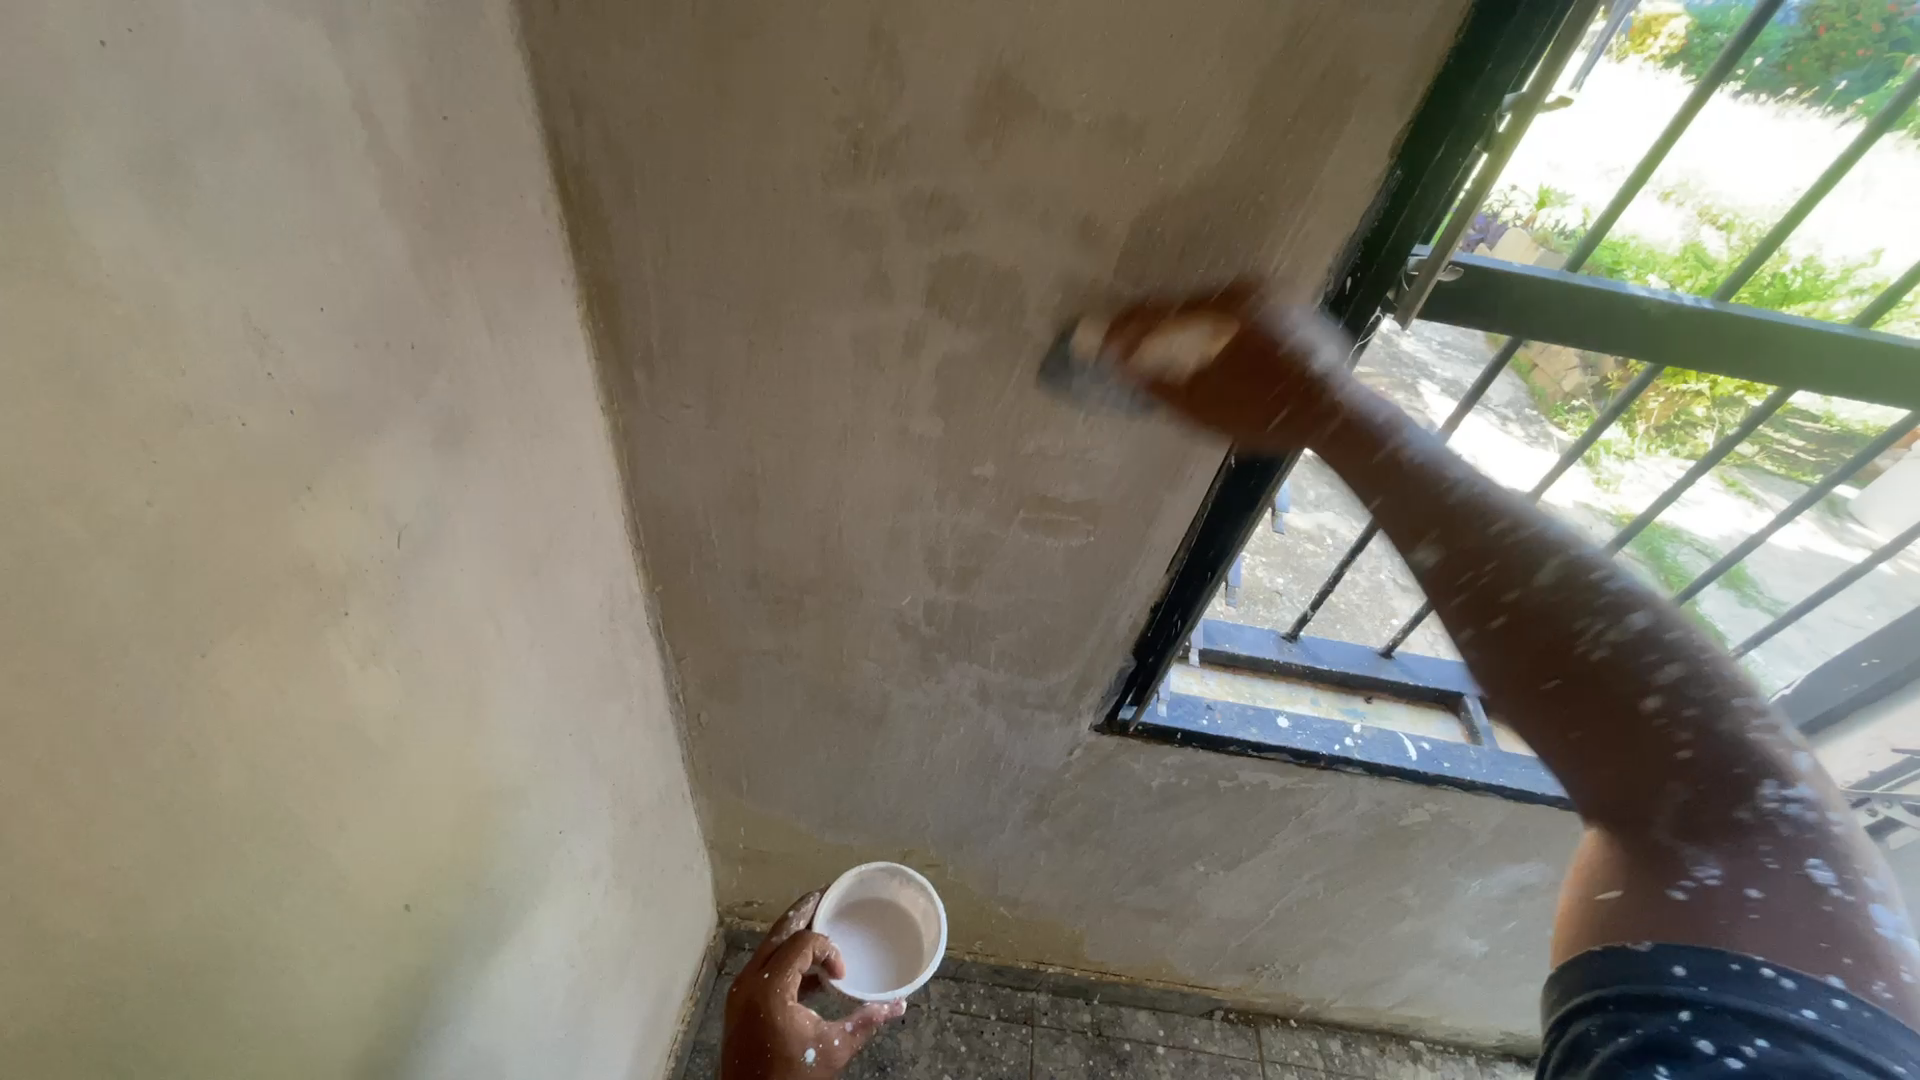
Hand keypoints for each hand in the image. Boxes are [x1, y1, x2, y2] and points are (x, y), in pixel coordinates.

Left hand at [721, 891, 907, 1079]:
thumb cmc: (790, 1079)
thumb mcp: (833, 1051)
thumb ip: (865, 1021)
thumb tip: (898, 1005)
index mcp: (771, 989)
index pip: (802, 943)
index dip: (828, 949)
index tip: (842, 975)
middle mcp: (750, 981)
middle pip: (779, 931)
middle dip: (805, 911)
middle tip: (828, 894)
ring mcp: (741, 991)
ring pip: (769, 945)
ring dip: (794, 932)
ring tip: (820, 922)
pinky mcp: (740, 1002)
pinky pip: (764, 964)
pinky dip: (785, 956)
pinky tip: (808, 969)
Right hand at [1096, 284, 1356, 451]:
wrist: (1339, 417)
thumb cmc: (1265, 411)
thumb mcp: (1201, 405)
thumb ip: (1156, 383)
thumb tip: (1120, 364)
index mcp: (1227, 304)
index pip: (1162, 312)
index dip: (1127, 330)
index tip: (1101, 344)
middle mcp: (1253, 289)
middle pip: (1187, 307)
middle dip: (1153, 328)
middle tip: (1126, 347)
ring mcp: (1279, 298)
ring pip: (1215, 311)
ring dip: (1184, 331)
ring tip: (1160, 351)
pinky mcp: (1295, 315)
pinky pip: (1240, 318)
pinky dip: (1215, 333)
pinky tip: (1207, 354)